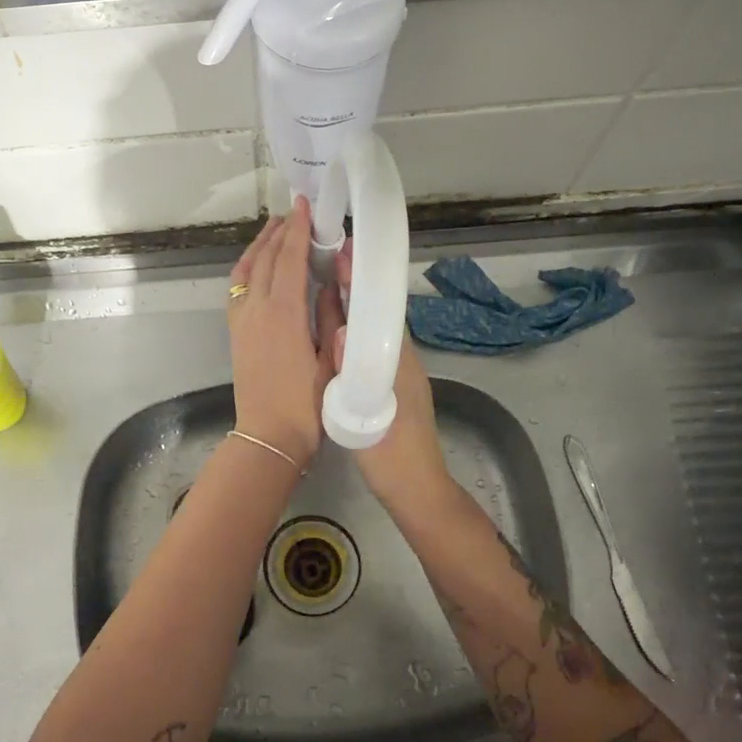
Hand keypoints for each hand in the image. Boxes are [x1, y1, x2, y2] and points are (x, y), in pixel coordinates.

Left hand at [227, 196, 332, 466]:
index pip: (290, 259)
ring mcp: (242, 320)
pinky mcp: (235, 332)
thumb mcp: (329, 361)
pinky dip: (248, 267)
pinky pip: (238, 287)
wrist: (268, 436)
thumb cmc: (307, 405)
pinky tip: (258, 264)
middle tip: (297, 211)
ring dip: (262, 246)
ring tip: (277, 228)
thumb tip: (330, 286)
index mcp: (284, 314)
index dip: (298, 230)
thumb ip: (329, 319)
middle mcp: (258, 309)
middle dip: (281, 231)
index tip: (305, 205)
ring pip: (248, 270)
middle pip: (268, 259)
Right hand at [322, 239, 453, 507]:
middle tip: (331, 255)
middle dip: (355, 286)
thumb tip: (339, 330)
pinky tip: (333, 331)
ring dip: (352, 307)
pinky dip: (351, 332)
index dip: (362, 281)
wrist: (415, 489)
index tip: (344, 252)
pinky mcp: (390, 388)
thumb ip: (353, 376)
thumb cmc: (392, 457)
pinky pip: (369, 349)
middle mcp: (400, 360)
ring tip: (327, 281)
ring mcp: (397, 374)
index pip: (380, 309)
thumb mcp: (369, 418)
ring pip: (372, 331)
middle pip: (376, 314)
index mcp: (398, 362)